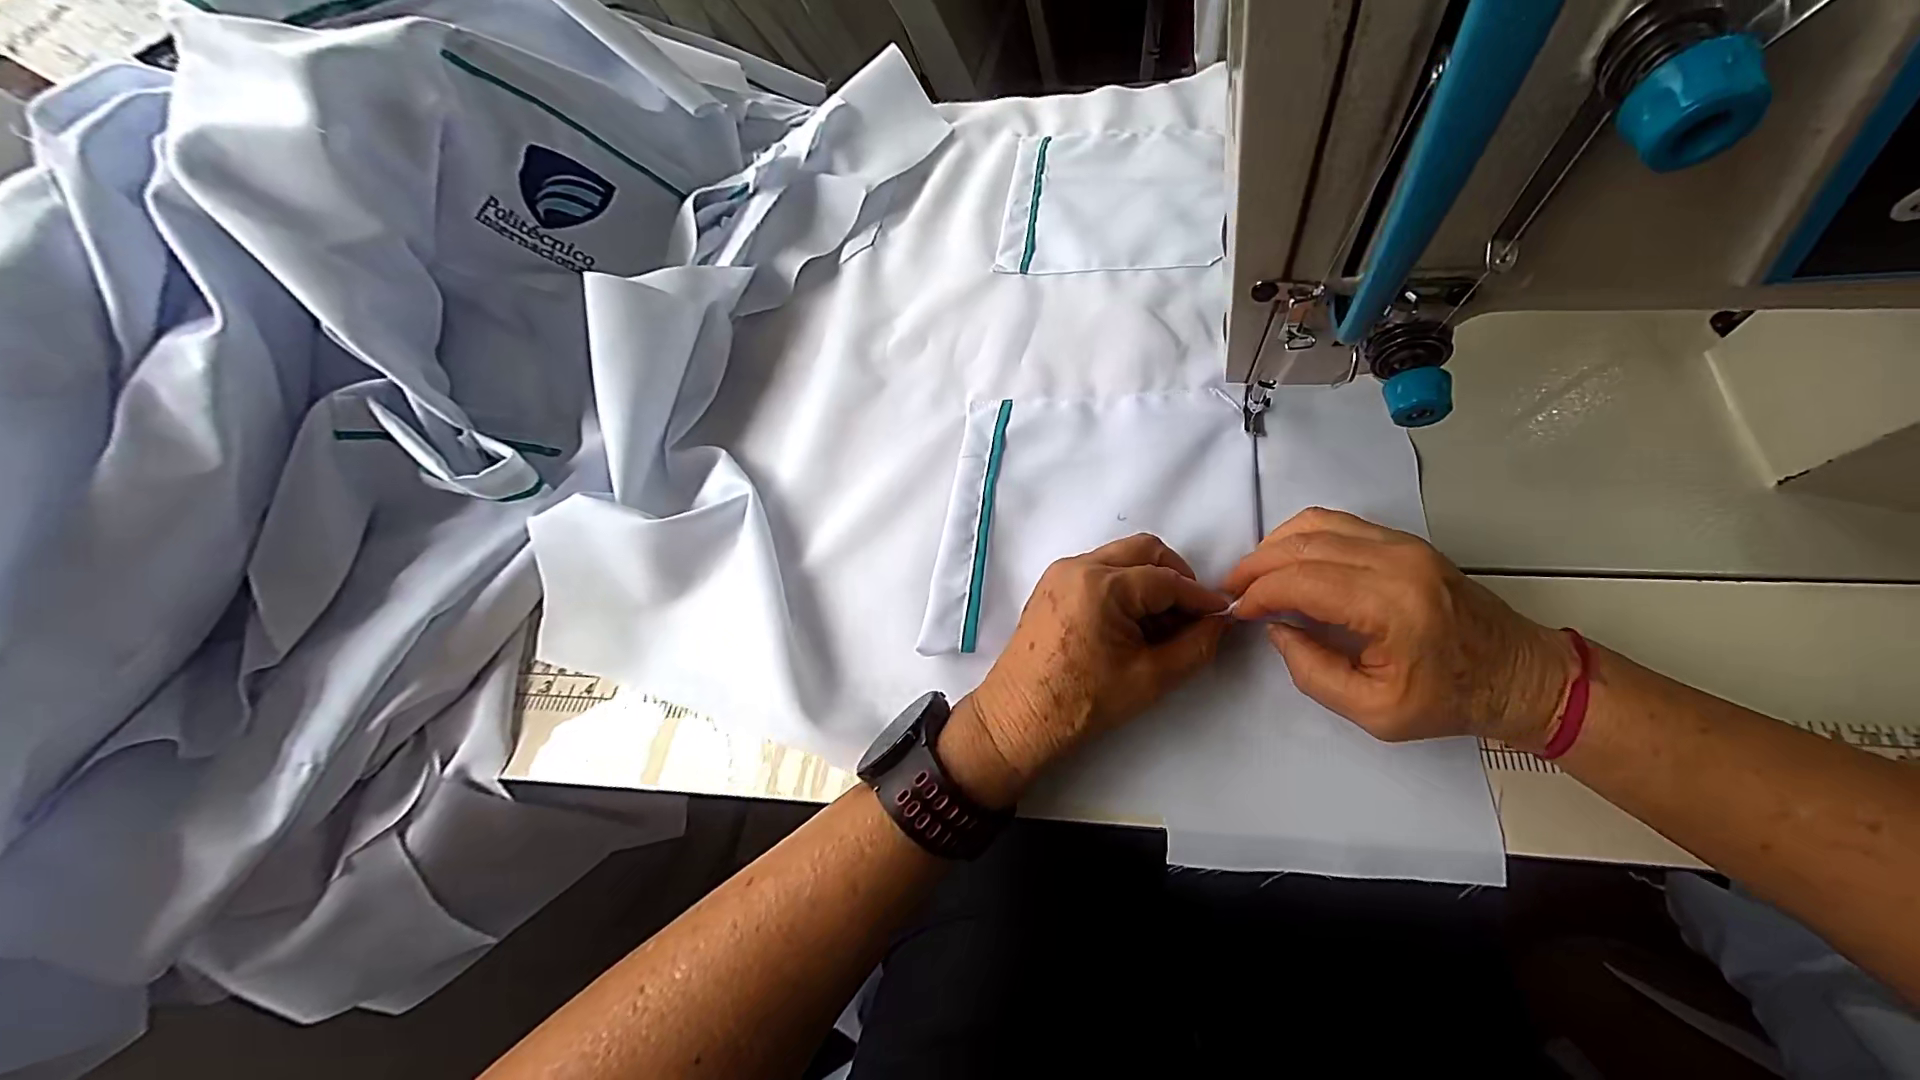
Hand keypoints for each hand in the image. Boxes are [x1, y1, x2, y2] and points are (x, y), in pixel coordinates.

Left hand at [942, 534, 1229, 805]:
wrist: (1020, 716)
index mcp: (1101, 585)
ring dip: (1149, 580)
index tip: (1220, 613)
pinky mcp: (1052, 586)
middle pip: (1144, 551)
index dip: (1200, 597)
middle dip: (1176, 577)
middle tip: (1192, 613)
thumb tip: (1219, 622)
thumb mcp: (1152, 677)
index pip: (1166, 579)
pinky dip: (1123, 585)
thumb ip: (1196, 645)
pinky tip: (1132, 622)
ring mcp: (1060, 574)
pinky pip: (1098, 570)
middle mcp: (1078, 567)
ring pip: (1121, 557)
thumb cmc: (1080, 701)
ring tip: (1162, 624)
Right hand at [1222, 508, 1576, 748]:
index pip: (1300, 581)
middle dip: (1255, 566)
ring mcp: (1402, 544)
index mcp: (1390, 606)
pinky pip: (1336, 522)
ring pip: (1314, 524)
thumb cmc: (1449, 699)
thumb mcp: (1373, 711)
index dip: (1257, 594)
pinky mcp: (1404, 541)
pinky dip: (1299, 535)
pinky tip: (1286, 558)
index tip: (1237, 611)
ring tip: (1253, 573)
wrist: (1519, 674)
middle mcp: (1395, 562)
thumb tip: (1278, 629)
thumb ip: (1312, 672)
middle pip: (1300, 546)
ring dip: (1273, 546)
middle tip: (1232, 590)